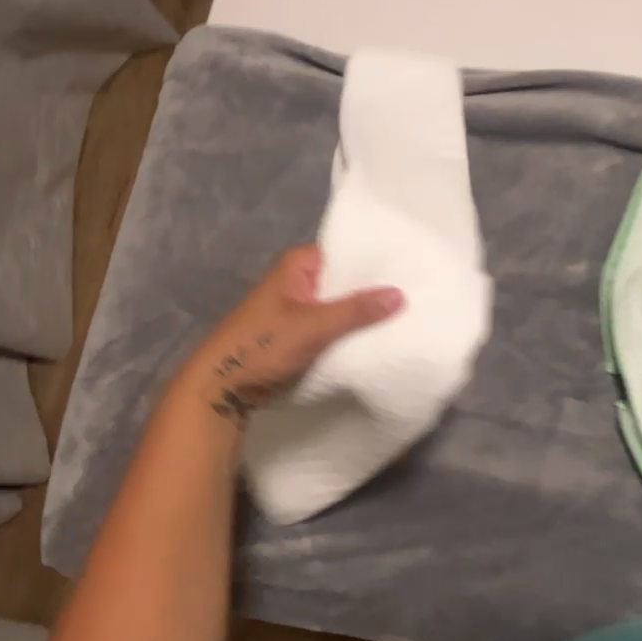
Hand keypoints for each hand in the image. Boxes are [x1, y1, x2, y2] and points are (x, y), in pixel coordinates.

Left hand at [175, 246, 402, 425]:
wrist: (222, 389)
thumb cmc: (262, 347)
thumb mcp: (312, 327)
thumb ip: (356, 310)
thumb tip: (399, 294)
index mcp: (299, 264)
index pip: (347, 251)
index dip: (378, 258)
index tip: (413, 264)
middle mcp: (301, 279)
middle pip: (347, 279)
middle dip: (375, 288)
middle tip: (420, 289)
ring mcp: (301, 307)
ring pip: (342, 305)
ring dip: (365, 312)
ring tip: (410, 311)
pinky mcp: (302, 332)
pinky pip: (335, 325)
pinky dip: (353, 330)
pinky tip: (383, 334)